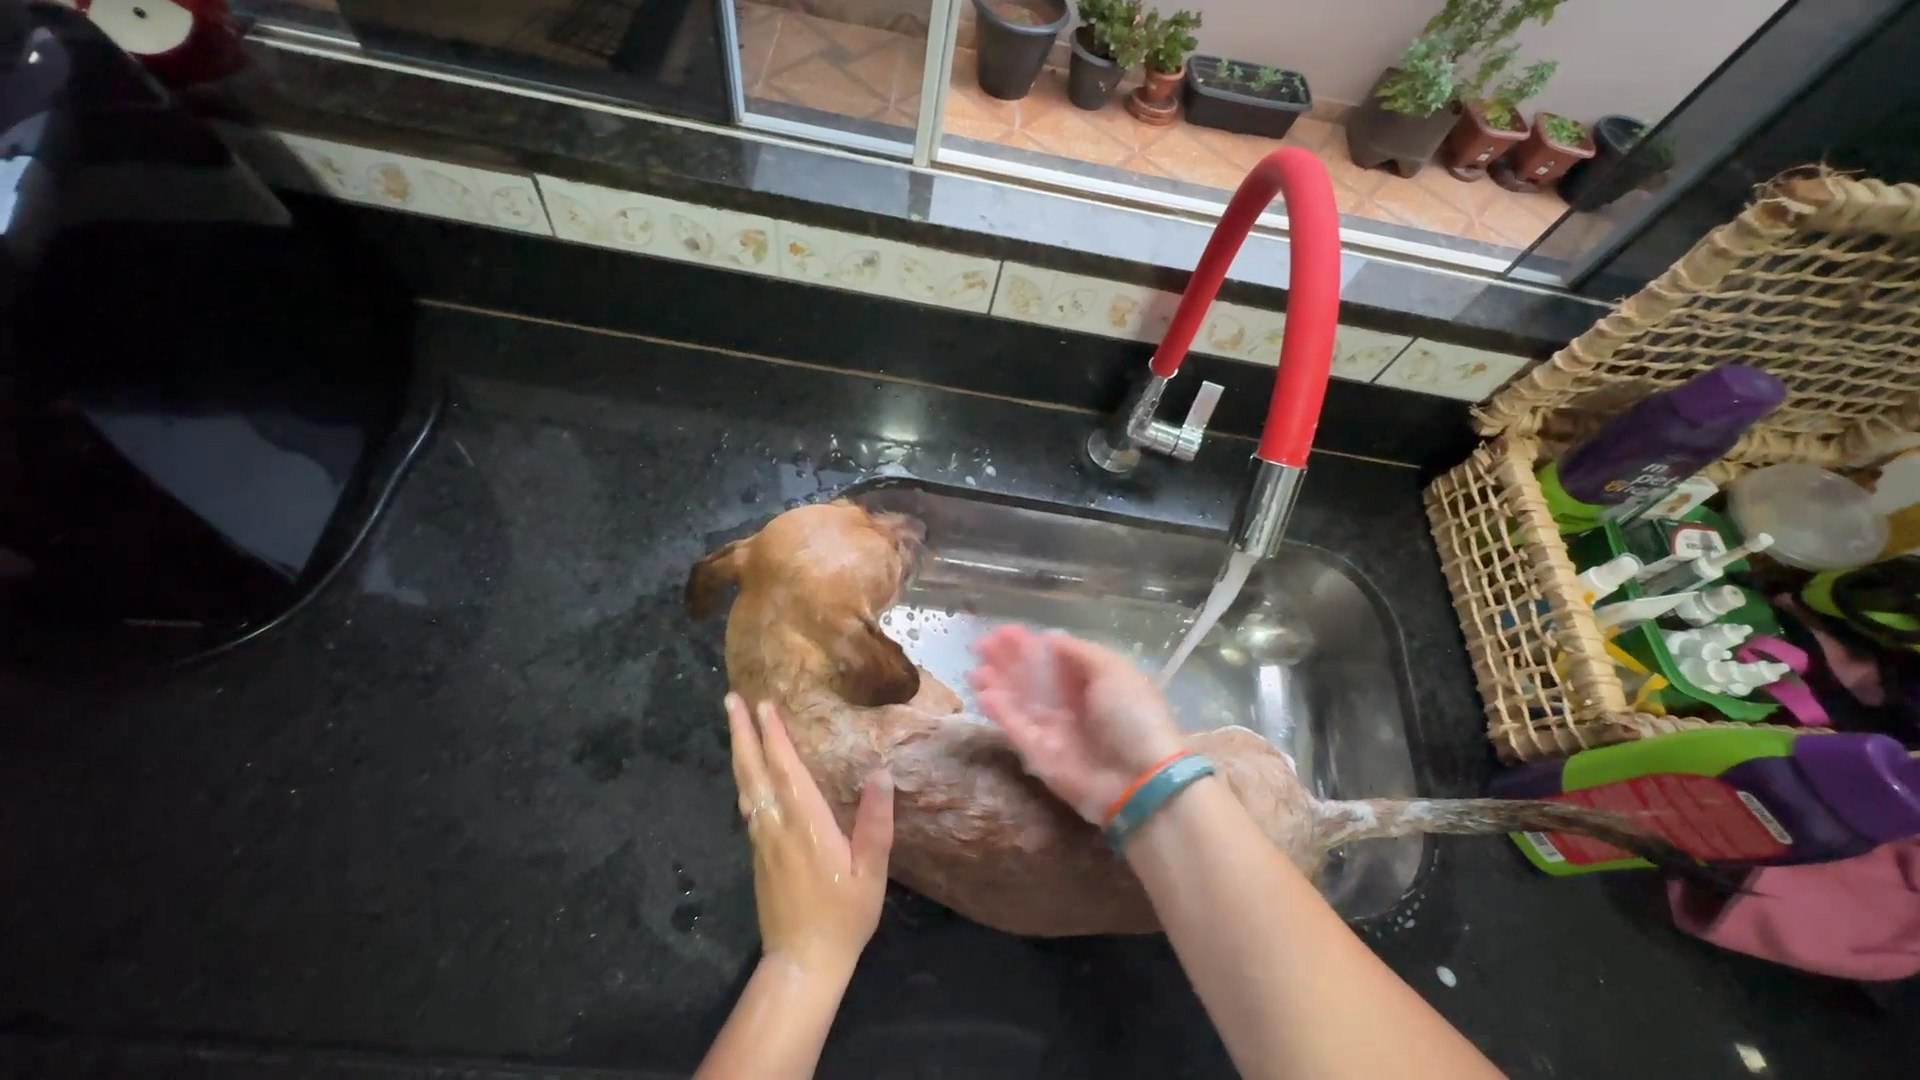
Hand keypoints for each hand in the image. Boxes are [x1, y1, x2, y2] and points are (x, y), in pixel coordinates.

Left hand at [726, 693, 892, 977]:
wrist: (803, 962)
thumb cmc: (844, 916)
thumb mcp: (871, 872)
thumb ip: (875, 823)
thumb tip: (880, 775)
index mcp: (806, 825)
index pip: (786, 769)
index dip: (774, 735)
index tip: (764, 704)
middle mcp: (777, 826)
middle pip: (753, 771)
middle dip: (742, 733)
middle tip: (730, 700)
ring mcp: (762, 841)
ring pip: (745, 787)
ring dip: (739, 751)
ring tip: (735, 724)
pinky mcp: (758, 855)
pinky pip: (748, 805)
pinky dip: (745, 777)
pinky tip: (747, 773)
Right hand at [968, 625, 1184, 823]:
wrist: (1141, 780)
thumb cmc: (1132, 717)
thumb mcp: (1114, 671)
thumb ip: (1079, 652)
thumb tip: (1050, 638)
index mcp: (1095, 684)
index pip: (1055, 660)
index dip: (1030, 645)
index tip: (1005, 632)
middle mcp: (1073, 706)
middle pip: (1033, 679)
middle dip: (1008, 661)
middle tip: (982, 645)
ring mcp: (1055, 732)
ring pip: (1020, 703)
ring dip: (998, 684)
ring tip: (975, 669)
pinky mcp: (1040, 757)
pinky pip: (1017, 729)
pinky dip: (1001, 712)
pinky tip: (984, 694)